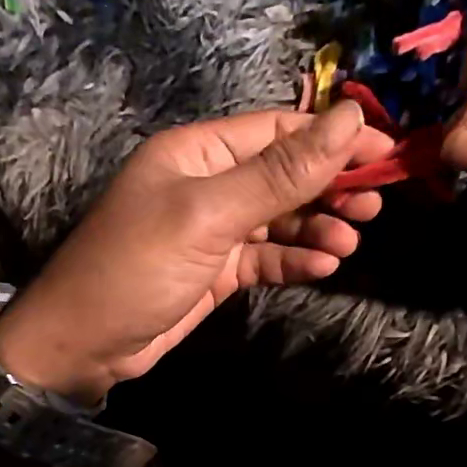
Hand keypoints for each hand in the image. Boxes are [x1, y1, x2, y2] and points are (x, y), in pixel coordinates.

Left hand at [0, 102, 391, 403]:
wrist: (83, 345)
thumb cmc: (137, 267)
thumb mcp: (208, 215)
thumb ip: (278, 174)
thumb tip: (348, 121)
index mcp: (196, 153)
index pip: (276, 131)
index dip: (330, 139)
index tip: (384, 152)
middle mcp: (206, 185)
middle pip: (282, 174)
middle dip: (328, 187)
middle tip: (372, 206)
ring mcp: (211, 231)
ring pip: (278, 220)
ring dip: (316, 227)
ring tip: (349, 242)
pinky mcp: (215, 272)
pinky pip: (264, 258)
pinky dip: (294, 260)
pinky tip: (323, 265)